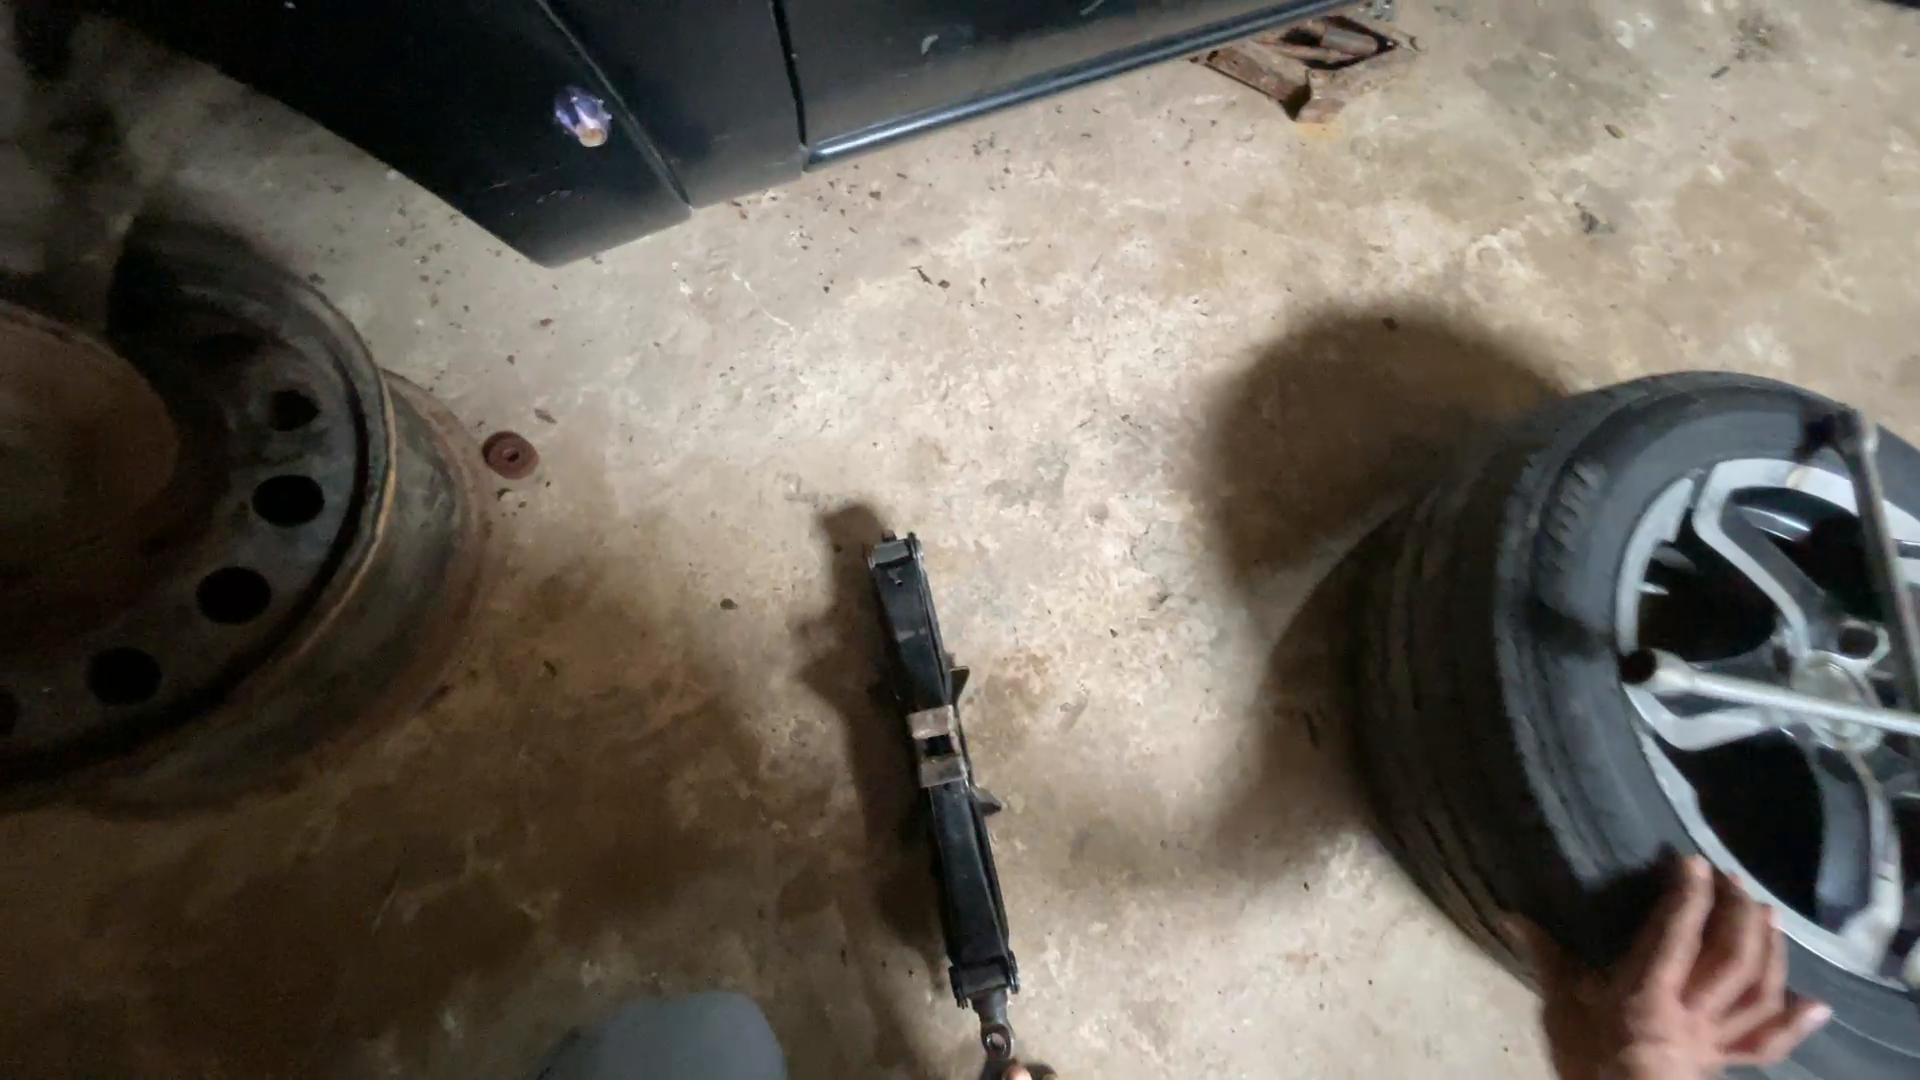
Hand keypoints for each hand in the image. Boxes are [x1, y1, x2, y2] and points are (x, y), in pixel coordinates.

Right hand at [1509, 856, 1831, 1079]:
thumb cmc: (1586, 1055)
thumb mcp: (1557, 1004)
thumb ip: (1546, 957)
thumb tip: (1511, 915)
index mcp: (1645, 994)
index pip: (1673, 936)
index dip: (1686, 897)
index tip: (1690, 862)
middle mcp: (1690, 1012)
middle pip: (1729, 961)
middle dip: (1735, 916)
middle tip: (1732, 879)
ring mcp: (1715, 1039)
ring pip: (1757, 993)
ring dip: (1770, 952)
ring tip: (1768, 914)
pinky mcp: (1727, 1060)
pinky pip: (1767, 1042)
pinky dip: (1795, 1023)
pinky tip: (1813, 1002)